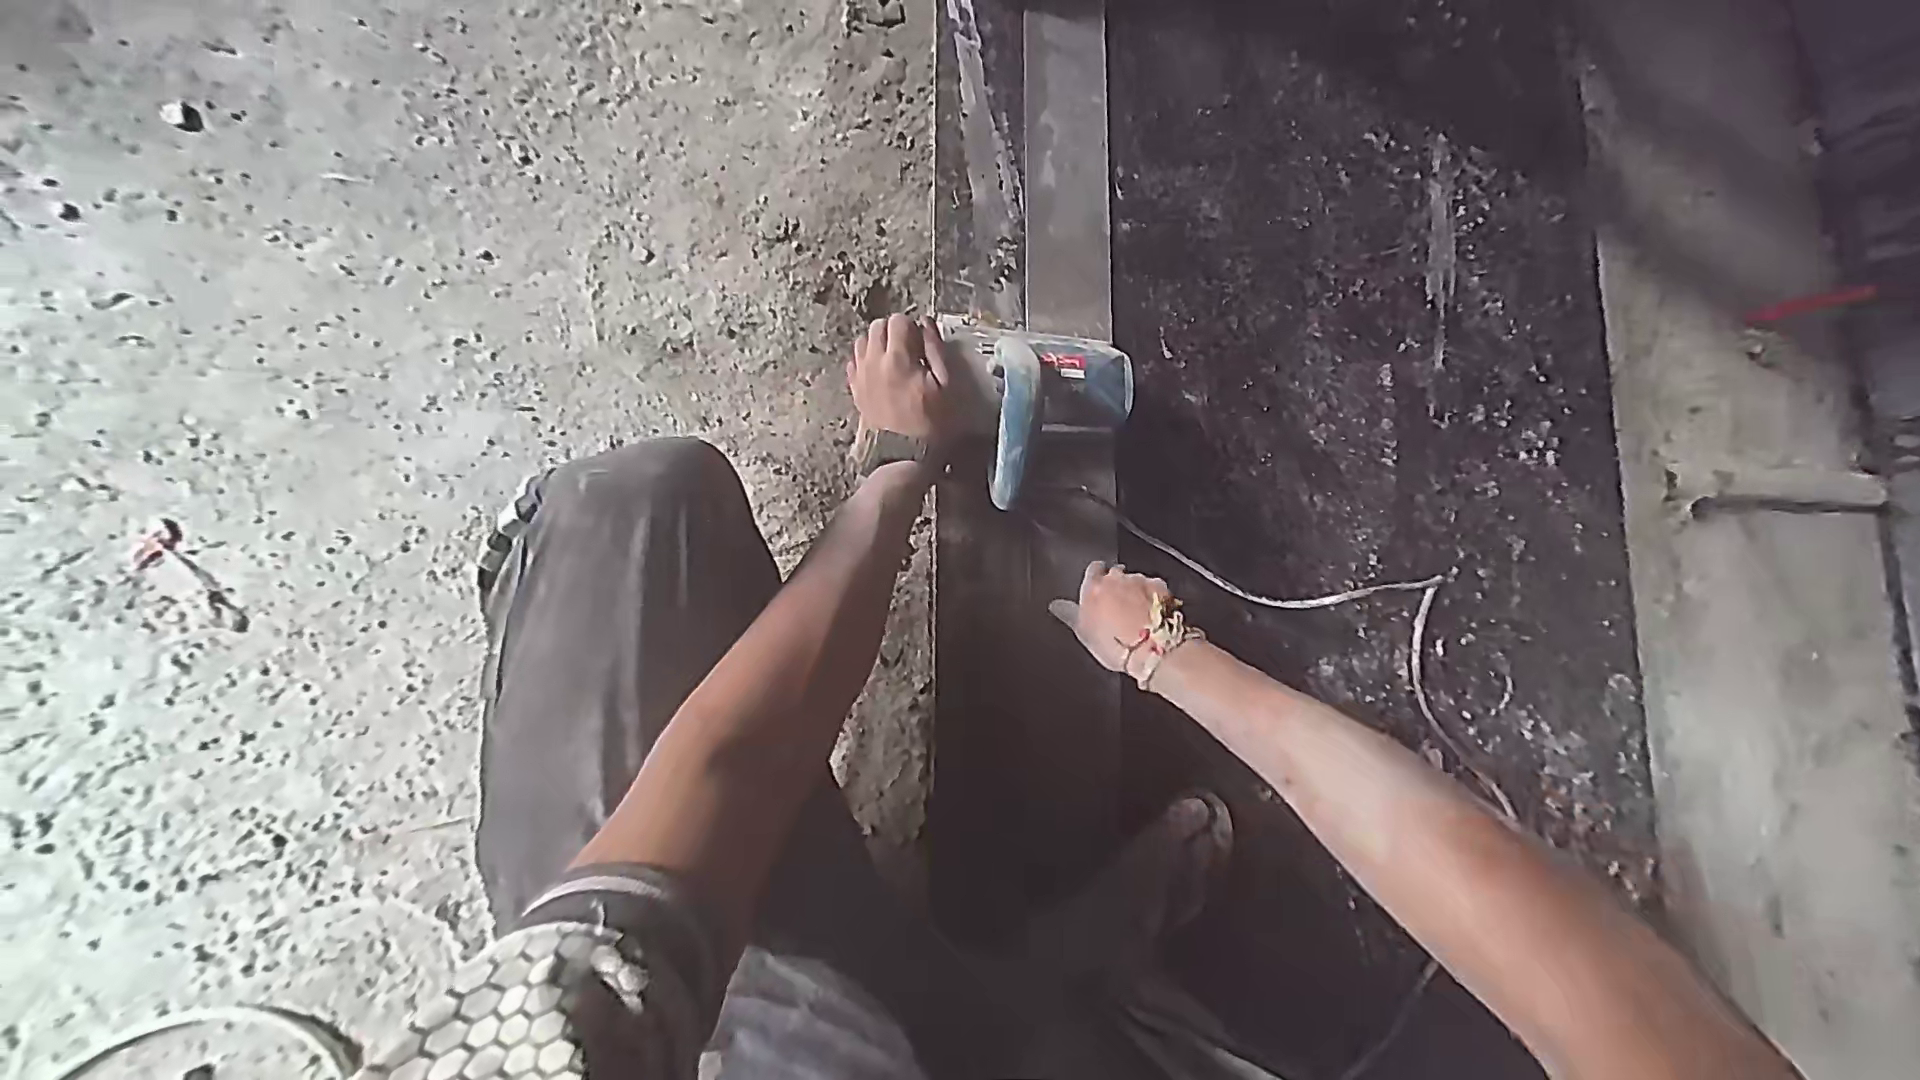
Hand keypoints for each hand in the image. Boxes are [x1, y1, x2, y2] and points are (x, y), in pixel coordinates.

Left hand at [846, 314, 957, 444]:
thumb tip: (926, 323)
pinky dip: (866, 360)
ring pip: (863, 341)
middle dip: (894, 332)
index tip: (921, 344)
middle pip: (877, 326)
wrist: (903, 454)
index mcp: (897, 358)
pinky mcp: (855, 389)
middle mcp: (873, 361)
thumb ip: (936, 350)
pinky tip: (880, 373)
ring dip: (878, 344)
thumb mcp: (945, 386)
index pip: (898, 320)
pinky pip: (854, 361)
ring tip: (894, 361)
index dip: (913, 328)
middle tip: (909, 350)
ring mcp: (860, 375)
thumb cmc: (931, 422)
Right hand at [1048, 561, 1173, 671]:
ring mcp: (1141, 581)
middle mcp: (1116, 578)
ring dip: (1136, 592)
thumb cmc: (1115, 645)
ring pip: (1136, 580)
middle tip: (1117, 608)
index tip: (1098, 588)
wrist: (1151, 650)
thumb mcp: (1084, 632)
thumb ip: (1070, 614)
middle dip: (1117, 585)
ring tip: (1138, 615)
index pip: (1092, 569)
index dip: (1096, 577)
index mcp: (1093, 587)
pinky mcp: (1162, 588)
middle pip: (1115, 574)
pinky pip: (1156, 588)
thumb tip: (1056, 605)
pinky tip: (1154, 614)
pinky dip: (1154, 597)